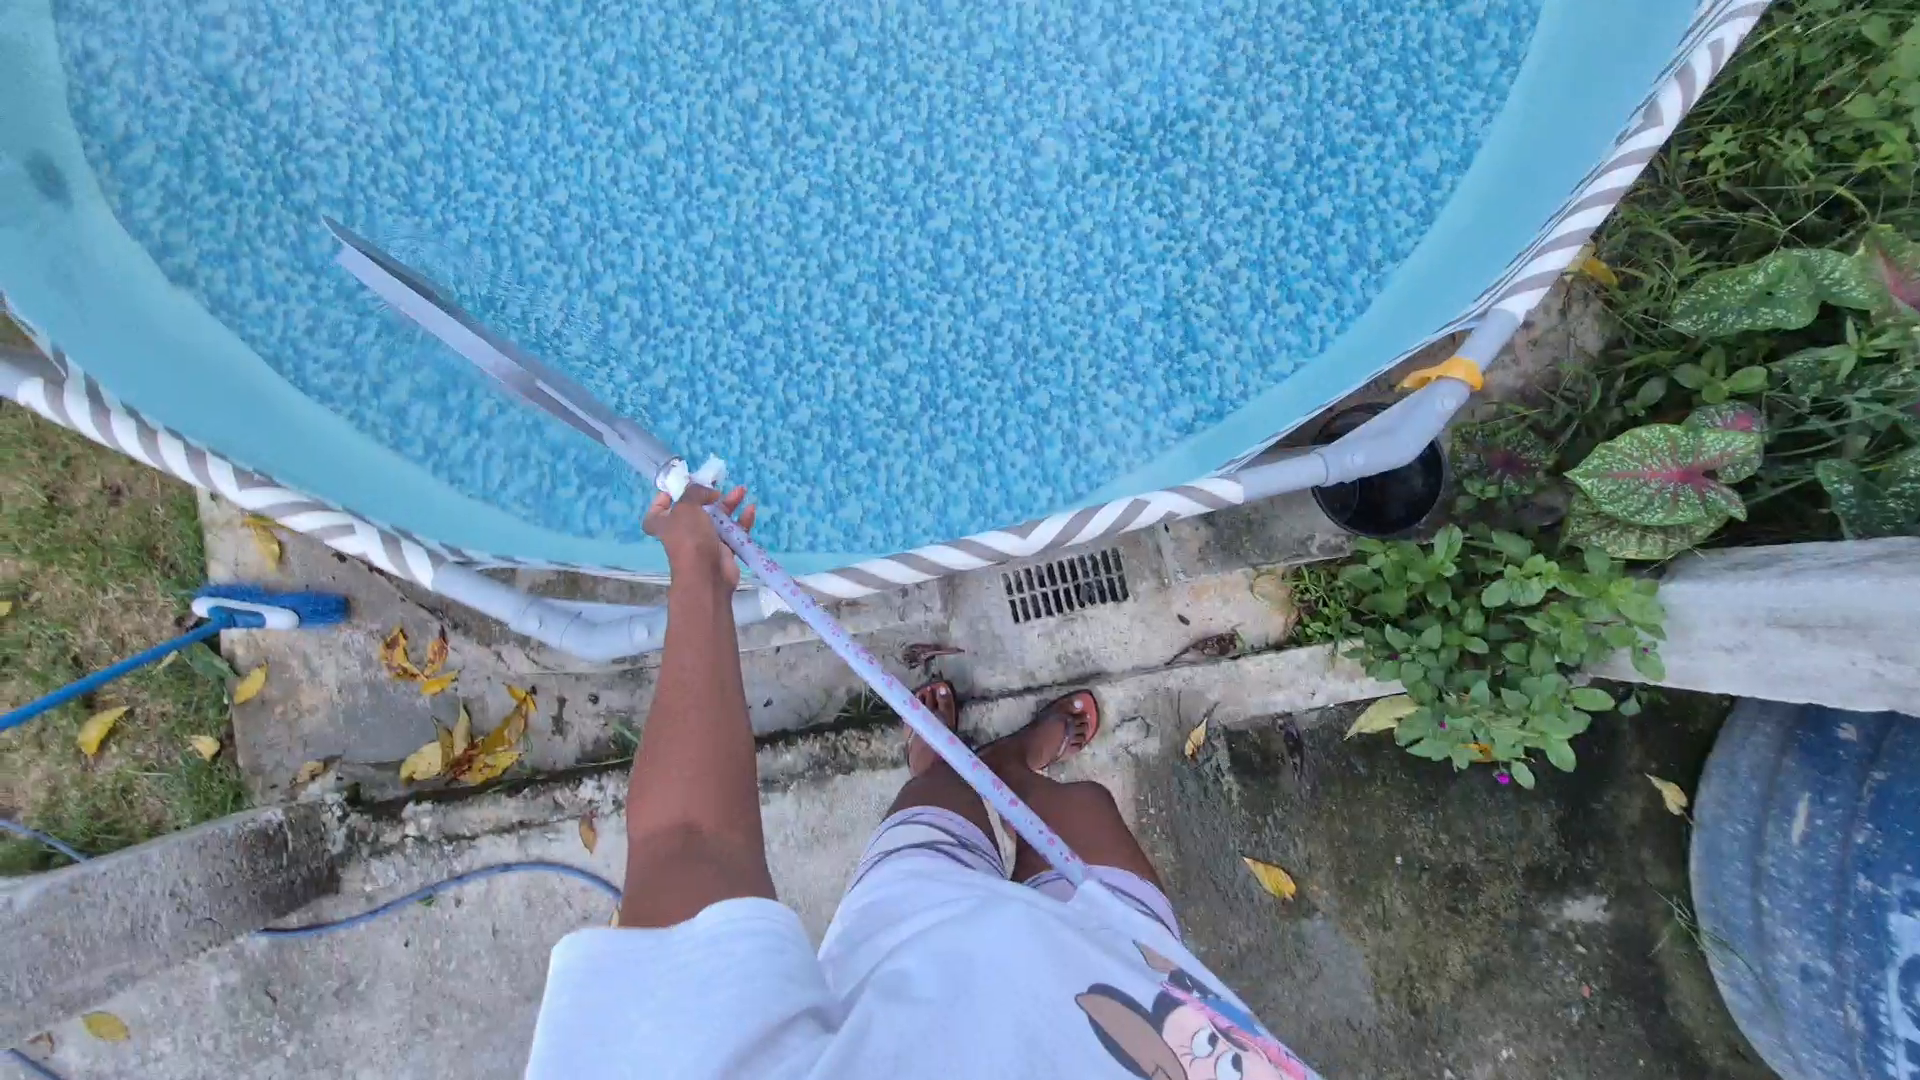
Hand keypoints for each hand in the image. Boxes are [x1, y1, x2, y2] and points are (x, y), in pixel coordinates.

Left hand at [643, 485, 756, 588]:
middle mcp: (681, 531)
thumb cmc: (689, 537)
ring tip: (742, 491)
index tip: (681, 485)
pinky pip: (732, 531)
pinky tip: (750, 509)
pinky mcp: (722, 549)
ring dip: (729, 504)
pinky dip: (741, 521)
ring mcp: (703, 541)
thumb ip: (695, 491)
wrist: (706, 573)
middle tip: (719, 484)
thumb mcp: (686, 506)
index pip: (659, 508)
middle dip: (707, 495)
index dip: (667, 496)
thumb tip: (709, 492)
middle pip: (694, 508)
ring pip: (717, 518)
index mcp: (663, 523)